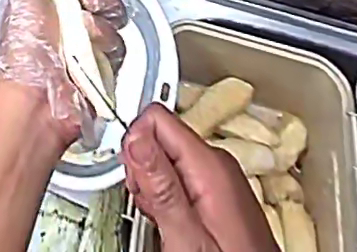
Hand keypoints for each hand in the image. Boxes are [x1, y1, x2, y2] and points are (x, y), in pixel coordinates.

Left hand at [0, 0, 126, 145]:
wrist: (35, 97)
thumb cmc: (22, 51)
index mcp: (50, 6)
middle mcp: (69, 25)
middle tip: (82, 6)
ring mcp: (86, 47)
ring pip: (114, 20)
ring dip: (99, 24)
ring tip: (81, 34)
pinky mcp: (102, 68)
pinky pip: (119, 47)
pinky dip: (106, 47)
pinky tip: (88, 53)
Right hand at [123, 104, 278, 251]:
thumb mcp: (187, 239)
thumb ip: (161, 185)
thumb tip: (136, 137)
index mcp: (210, 164)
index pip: (158, 117)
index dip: (136, 146)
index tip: (136, 183)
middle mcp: (217, 162)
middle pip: (162, 137)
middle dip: (145, 171)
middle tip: (152, 212)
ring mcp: (220, 177)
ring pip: (169, 158)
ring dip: (155, 188)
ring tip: (163, 225)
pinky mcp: (219, 193)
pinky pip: (182, 177)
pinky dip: (168, 199)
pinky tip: (174, 228)